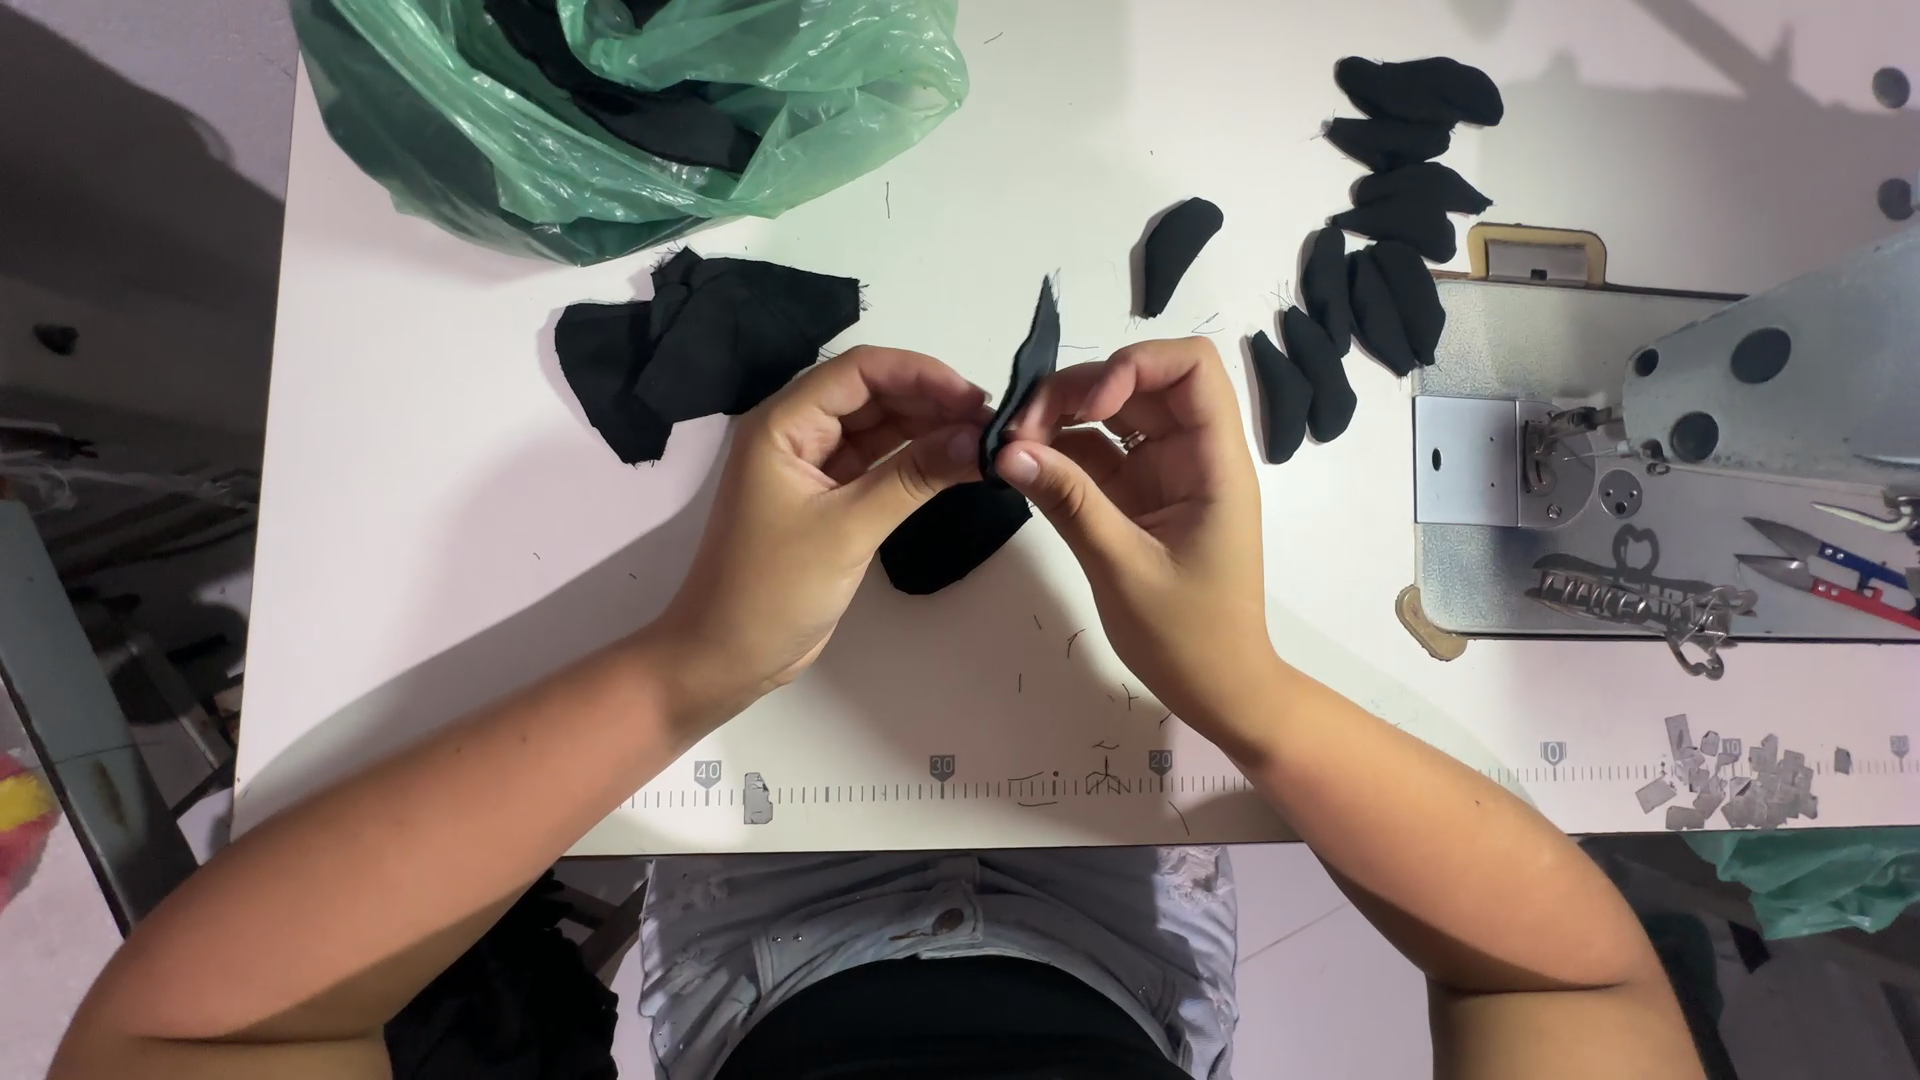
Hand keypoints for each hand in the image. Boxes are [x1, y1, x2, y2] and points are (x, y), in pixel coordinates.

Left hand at [649, 347, 987, 728]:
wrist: (729, 656)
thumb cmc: (773, 590)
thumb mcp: (848, 528)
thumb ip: (914, 477)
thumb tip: (977, 438)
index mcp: (783, 423)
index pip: (859, 371)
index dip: (921, 374)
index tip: (975, 397)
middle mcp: (797, 433)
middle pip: (872, 395)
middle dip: (931, 400)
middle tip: (990, 422)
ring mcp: (814, 467)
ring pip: (880, 429)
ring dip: (928, 429)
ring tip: (983, 439)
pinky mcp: (830, 499)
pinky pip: (879, 464)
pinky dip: (915, 462)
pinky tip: (955, 462)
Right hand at [995, 337, 1279, 752]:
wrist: (1215, 686)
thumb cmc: (1188, 636)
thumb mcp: (1122, 567)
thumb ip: (1068, 503)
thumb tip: (1006, 452)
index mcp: (1213, 462)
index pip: (1190, 369)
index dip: (1136, 366)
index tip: (1086, 405)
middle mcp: (1190, 455)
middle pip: (1138, 385)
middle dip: (1077, 392)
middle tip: (1020, 429)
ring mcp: (1161, 474)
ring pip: (1111, 416)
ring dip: (1061, 418)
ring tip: (1013, 445)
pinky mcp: (1134, 497)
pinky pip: (1096, 456)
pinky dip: (1059, 453)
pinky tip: (1024, 465)